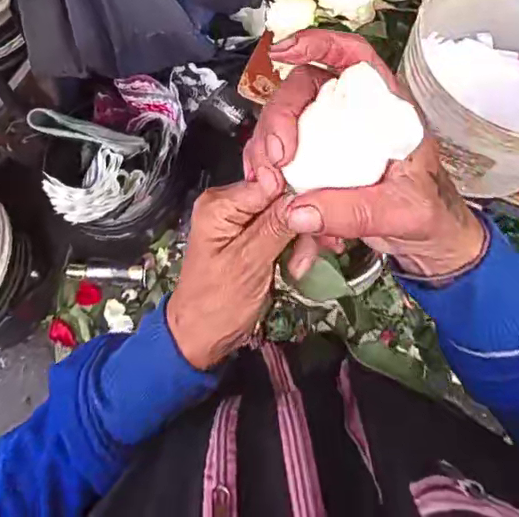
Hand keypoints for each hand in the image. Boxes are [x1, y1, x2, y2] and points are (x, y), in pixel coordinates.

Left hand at [166, 165, 297, 369]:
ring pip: (289, 210)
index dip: (298, 195)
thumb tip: (297, 191)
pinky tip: (302, 261)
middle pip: (282, 192)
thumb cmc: (216, 306)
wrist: (201, 340)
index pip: (271, 179)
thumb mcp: (249, 264)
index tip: (317, 218)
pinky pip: (285, 224)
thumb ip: (275, 225)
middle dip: (302, 219)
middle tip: (313, 248)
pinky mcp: (255, 231)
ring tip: (301, 266)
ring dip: (302, 237)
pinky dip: (297, 242)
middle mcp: (231, 201)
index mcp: (220, 203)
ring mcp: (243, 216)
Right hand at [247, 30, 486, 280]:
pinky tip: (277, 201)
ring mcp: (334, 136)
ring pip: (287, 120)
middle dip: (280, 114)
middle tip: (276, 154)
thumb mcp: (403, 211)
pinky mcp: (319, 163)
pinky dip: (271, 177)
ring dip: (267, 148)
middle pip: (307, 87)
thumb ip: (355, 211)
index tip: (287, 51)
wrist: (431, 242)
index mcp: (386, 107)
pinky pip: (284, 158)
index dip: (320, 43)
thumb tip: (301, 209)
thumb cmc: (431, 212)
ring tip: (270, 184)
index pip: (355, 56)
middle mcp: (356, 114)